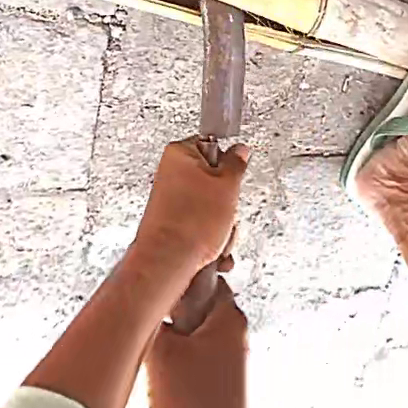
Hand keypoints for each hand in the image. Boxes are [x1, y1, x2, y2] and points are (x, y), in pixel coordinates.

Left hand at [134, 139, 250, 273]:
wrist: (168, 261)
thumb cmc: (191, 223)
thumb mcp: (227, 186)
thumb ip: (236, 164)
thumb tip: (239, 150)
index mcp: (179, 153)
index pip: (212, 146)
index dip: (227, 164)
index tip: (232, 178)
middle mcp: (170, 173)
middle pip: (213, 180)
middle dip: (227, 202)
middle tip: (226, 211)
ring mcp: (170, 198)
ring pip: (210, 206)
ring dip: (223, 225)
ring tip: (219, 236)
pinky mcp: (171, 221)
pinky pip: (199, 223)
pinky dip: (210, 237)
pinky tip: (213, 250)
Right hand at [147, 283, 274, 407]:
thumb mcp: (161, 354)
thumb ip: (151, 319)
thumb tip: (140, 301)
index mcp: (228, 316)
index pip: (200, 273)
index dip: (174, 273)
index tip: (154, 274)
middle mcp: (232, 334)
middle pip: (193, 302)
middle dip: (168, 308)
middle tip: (147, 313)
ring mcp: (225, 360)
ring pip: (189, 330)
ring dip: (168, 335)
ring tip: (152, 346)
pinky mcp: (216, 383)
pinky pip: (190, 355)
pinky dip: (174, 357)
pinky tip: (159, 371)